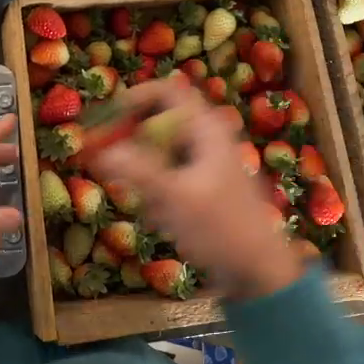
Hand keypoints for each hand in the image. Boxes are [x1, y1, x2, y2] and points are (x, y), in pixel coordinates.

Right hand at [89, 80, 302, 300]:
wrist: (260, 272)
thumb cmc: (223, 229)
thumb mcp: (176, 198)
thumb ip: (138, 171)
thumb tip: (103, 150)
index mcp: (207, 129)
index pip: (169, 92)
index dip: (137, 97)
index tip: (109, 116)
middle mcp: (207, 140)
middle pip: (159, 124)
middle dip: (134, 147)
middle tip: (112, 164)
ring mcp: (206, 164)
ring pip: (160, 155)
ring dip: (146, 177)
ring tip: (153, 208)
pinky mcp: (203, 188)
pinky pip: (169, 179)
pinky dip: (158, 194)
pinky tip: (164, 220)